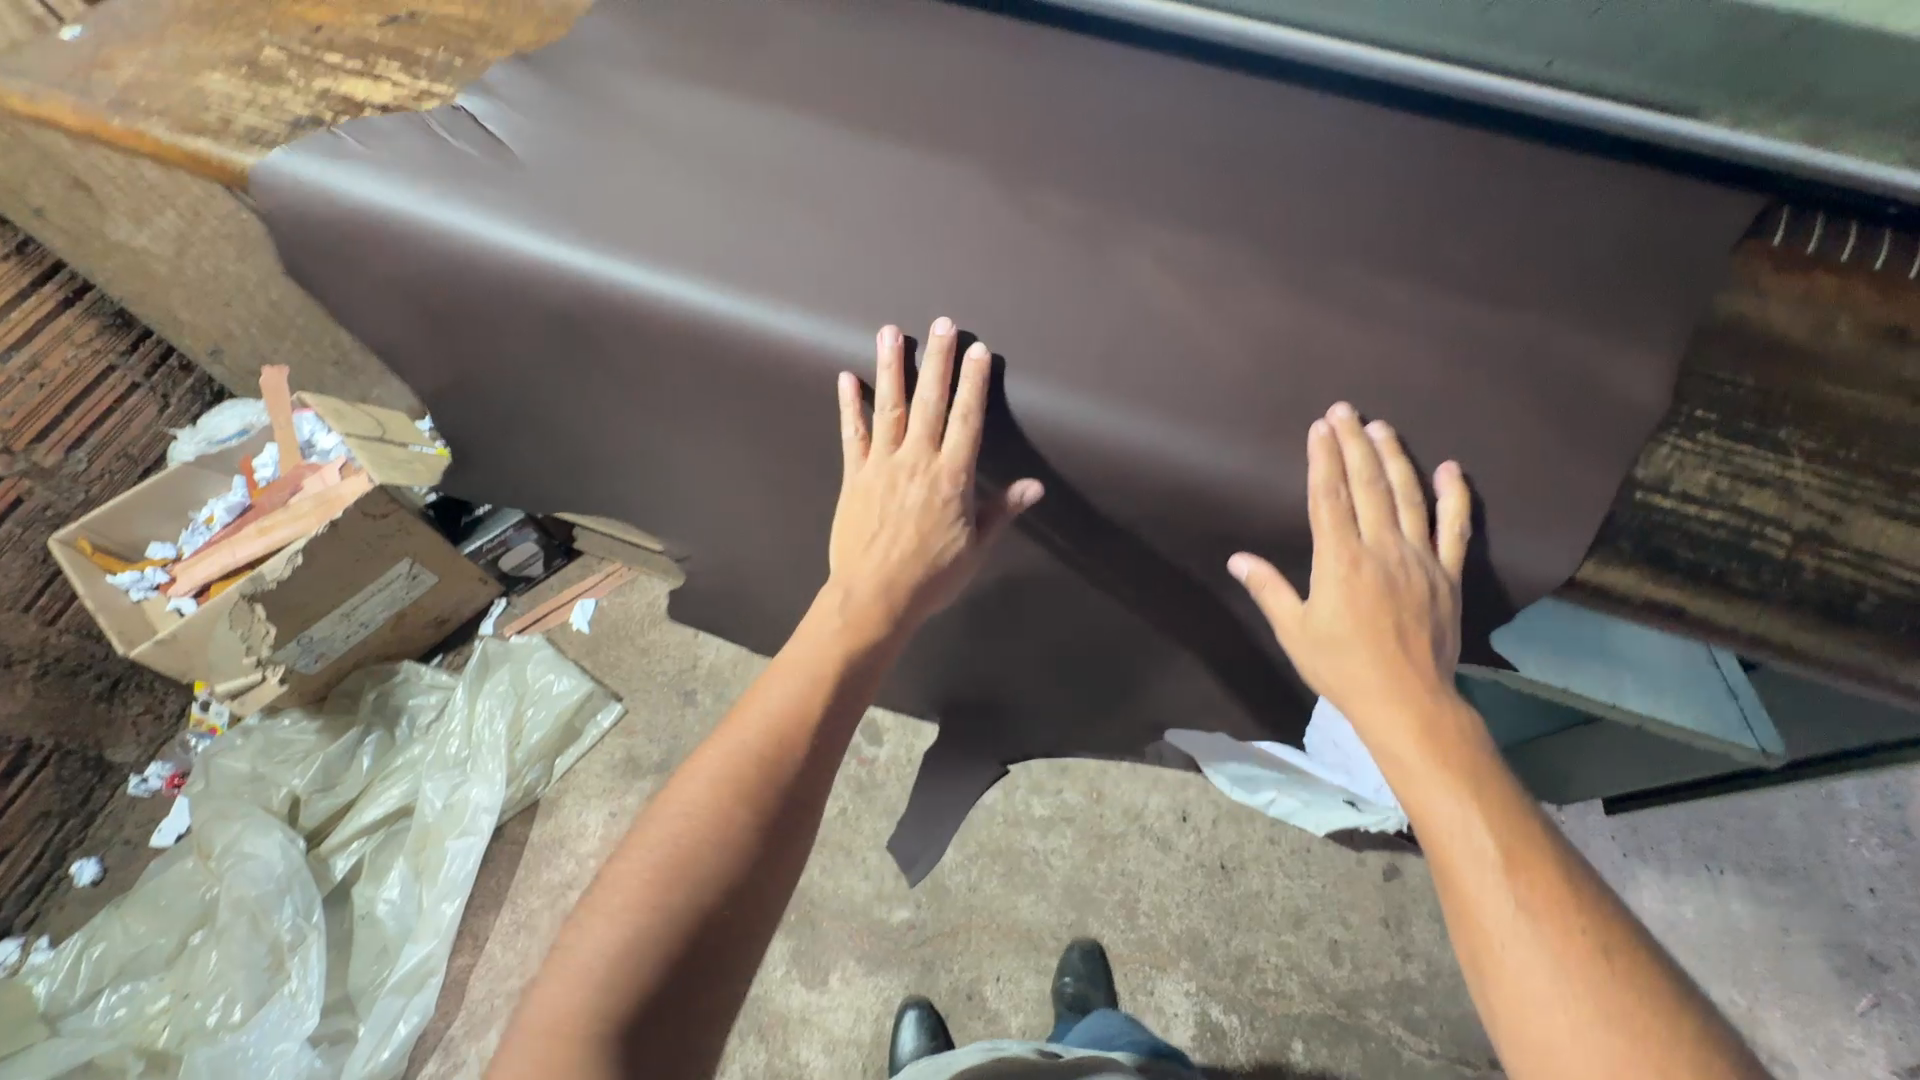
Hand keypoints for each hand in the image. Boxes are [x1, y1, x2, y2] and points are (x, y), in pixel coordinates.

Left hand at [824, 318, 1043, 642]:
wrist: (876, 597)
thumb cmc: (933, 577)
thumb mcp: (977, 547)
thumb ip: (1002, 510)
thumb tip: (1035, 486)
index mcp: (952, 476)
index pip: (967, 419)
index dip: (973, 383)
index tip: (977, 351)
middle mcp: (918, 461)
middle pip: (930, 402)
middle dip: (937, 360)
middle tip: (941, 323)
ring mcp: (882, 465)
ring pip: (889, 408)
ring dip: (891, 368)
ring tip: (891, 332)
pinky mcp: (855, 477)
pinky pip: (852, 435)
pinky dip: (849, 406)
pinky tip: (847, 379)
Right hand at [1228, 402, 1471, 736]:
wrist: (1406, 700)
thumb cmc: (1341, 667)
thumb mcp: (1294, 631)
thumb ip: (1268, 589)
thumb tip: (1238, 559)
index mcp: (1340, 560)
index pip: (1328, 497)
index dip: (1322, 459)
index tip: (1319, 428)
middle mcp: (1381, 549)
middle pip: (1367, 485)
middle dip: (1353, 443)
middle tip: (1345, 410)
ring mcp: (1419, 559)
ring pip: (1408, 496)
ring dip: (1393, 458)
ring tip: (1381, 427)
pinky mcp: (1447, 575)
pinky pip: (1454, 528)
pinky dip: (1454, 496)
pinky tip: (1449, 468)